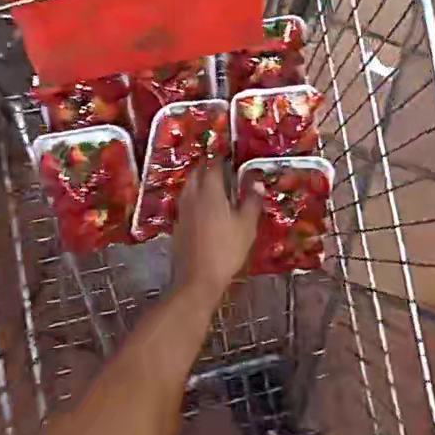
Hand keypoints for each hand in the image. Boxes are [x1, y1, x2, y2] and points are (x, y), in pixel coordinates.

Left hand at [169, 168, 258, 294]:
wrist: (198, 278)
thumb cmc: (227, 250)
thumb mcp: (247, 226)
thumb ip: (251, 201)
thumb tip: (256, 182)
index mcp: (210, 192)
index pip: (213, 166)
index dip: (221, 159)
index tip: (229, 156)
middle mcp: (192, 196)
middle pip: (196, 173)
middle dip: (207, 166)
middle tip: (219, 167)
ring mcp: (182, 210)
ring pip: (188, 187)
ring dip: (198, 180)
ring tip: (211, 183)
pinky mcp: (177, 224)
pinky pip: (185, 202)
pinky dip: (193, 197)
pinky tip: (202, 206)